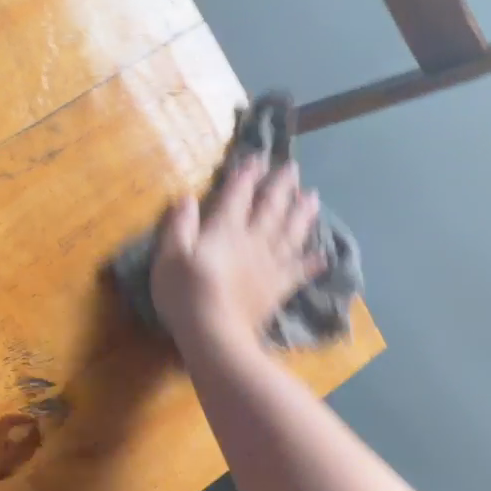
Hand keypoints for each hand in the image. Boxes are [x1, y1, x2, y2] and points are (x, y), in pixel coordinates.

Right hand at [151, 156, 324, 347]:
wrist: (215, 333)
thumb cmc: (184, 292)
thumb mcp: (168, 256)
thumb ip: (180, 226)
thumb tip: (187, 198)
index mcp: (224, 231)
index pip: (237, 196)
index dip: (246, 176)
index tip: (257, 157)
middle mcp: (252, 241)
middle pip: (271, 209)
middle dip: (281, 187)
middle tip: (292, 168)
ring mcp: (270, 265)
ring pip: (291, 233)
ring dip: (303, 213)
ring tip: (312, 196)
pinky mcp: (278, 287)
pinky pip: (299, 270)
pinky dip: (312, 261)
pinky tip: (322, 254)